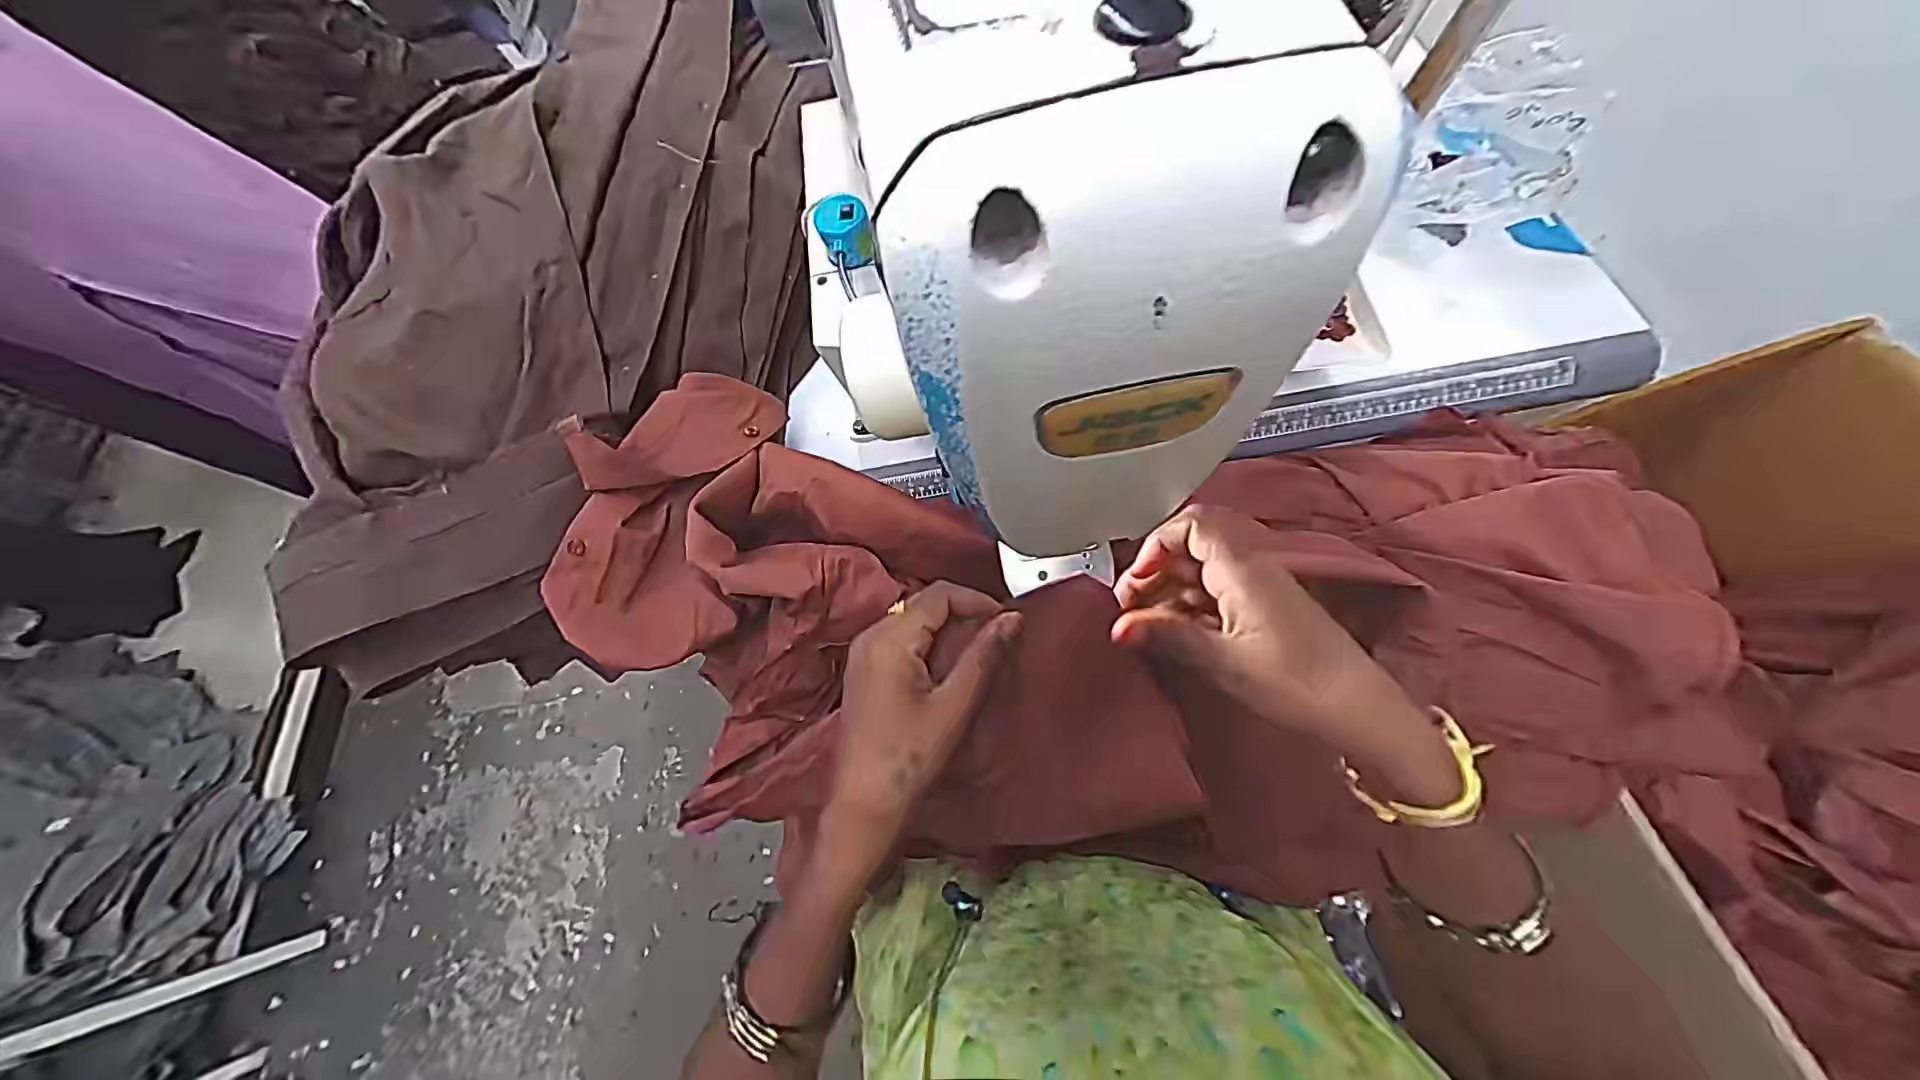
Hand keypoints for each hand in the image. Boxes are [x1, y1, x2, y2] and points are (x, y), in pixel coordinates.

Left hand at [829, 582, 1023, 839]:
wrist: (864, 804)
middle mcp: (869, 637)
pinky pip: (901, 639)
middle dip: (963, 612)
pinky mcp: (864, 671)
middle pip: (924, 603)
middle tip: (996, 635)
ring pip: (913, 619)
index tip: (1005, 619)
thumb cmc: (908, 759)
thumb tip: (1012, 619)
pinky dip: (929, 642)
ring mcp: (862, 653)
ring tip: (978, 650)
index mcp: (888, 640)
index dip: (976, 599)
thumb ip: (983, 655)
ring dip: (948, 628)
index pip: (938, 595)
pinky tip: (948, 666)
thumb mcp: (954, 704)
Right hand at [1112, 506, 1454, 798]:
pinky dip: (1189, 604)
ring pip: (1201, 568)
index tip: (1135, 584)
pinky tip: (1177, 632)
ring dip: (1169, 589)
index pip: (1190, 524)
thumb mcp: (1223, 661)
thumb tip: (1119, 628)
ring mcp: (1260, 585)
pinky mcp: (1264, 605)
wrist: (1358, 709)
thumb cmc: (1298, 683)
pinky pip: (1216, 589)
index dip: (1154, 546)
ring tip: (1147, 625)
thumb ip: (1168, 637)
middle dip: (1155, 570)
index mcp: (1244, 567)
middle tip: (1131, 607)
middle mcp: (1252, 566)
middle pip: (1192, 544)